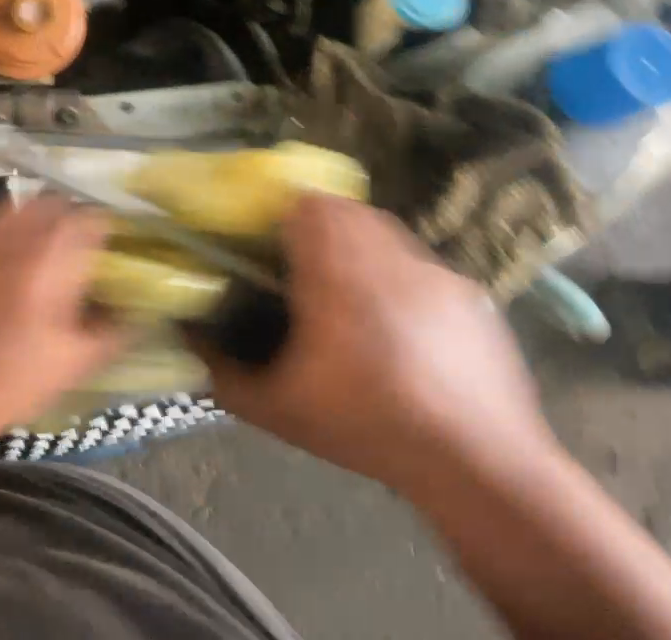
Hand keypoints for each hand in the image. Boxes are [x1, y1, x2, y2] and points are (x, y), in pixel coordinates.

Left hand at [0, 198, 123, 441]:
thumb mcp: (63, 367)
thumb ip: (106, 331)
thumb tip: (131, 311)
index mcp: (42, 260)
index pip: (84, 216)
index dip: (95, 228)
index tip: (96, 248)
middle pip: (38, 205)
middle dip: (51, 224)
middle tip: (51, 259)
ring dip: (7, 240)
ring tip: (1, 280)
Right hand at [196, 195, 557, 493]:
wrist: (481, 466)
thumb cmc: (366, 427)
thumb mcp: (275, 408)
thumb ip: (221, 369)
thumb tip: (189, 335)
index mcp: (337, 273)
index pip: (306, 204)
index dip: (280, 214)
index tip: (266, 245)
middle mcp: (388, 258)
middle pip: (345, 209)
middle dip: (317, 226)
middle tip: (298, 266)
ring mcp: (437, 273)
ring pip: (385, 231)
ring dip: (357, 245)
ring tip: (345, 290)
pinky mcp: (472, 295)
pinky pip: (419, 264)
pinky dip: (397, 276)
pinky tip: (396, 325)